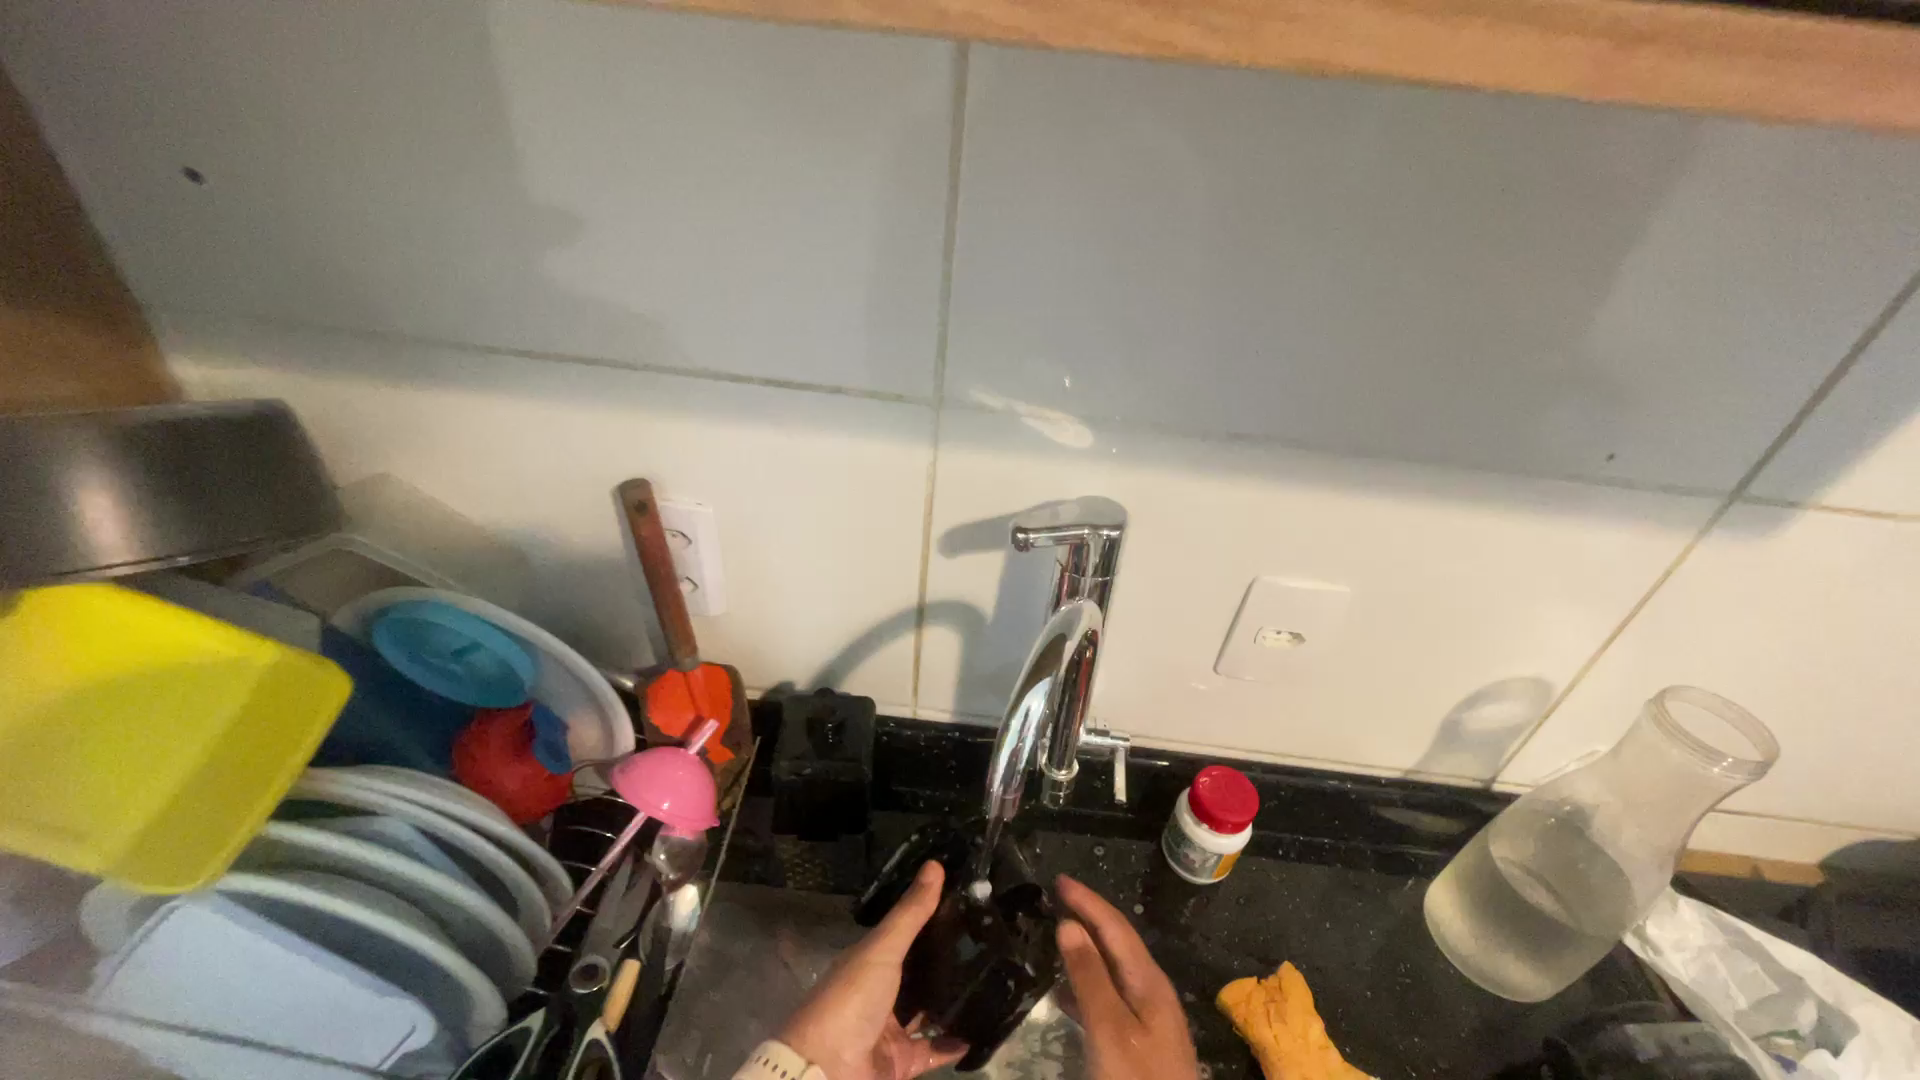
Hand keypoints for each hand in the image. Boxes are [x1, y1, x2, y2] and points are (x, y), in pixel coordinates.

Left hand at [779, 861, 967, 1079]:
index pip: (903, 937)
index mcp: (869, 963)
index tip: (965, 906)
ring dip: (951, 1003)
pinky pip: (933, 1050)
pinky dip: (953, 1043)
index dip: (929, 922)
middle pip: (916, 976)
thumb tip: (936, 862)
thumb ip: (911, 912)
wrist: (827, 1069)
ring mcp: (890, 1030)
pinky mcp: (900, 1063)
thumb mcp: (882, 948)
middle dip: (945, 964)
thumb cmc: (851, 998)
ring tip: (990, 983)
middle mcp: (879, 994)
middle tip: (986, 945)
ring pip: (927, 1013)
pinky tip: (980, 1029)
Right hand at [1055, 875, 1200, 1079]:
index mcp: (1149, 982)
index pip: (1116, 927)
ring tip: (1053, 937)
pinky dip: (1085, 983)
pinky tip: (1064, 993)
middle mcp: (1151, 992)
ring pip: (1112, 969)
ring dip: (1084, 949)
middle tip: (1053, 900)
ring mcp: (1148, 1018)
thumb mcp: (1109, 1030)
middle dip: (1087, 917)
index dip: (1088, 901)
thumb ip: (1089, 977)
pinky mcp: (1139, 1042)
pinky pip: (1108, 996)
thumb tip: (1069, 924)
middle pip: (1117, 943)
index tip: (1058, 880)